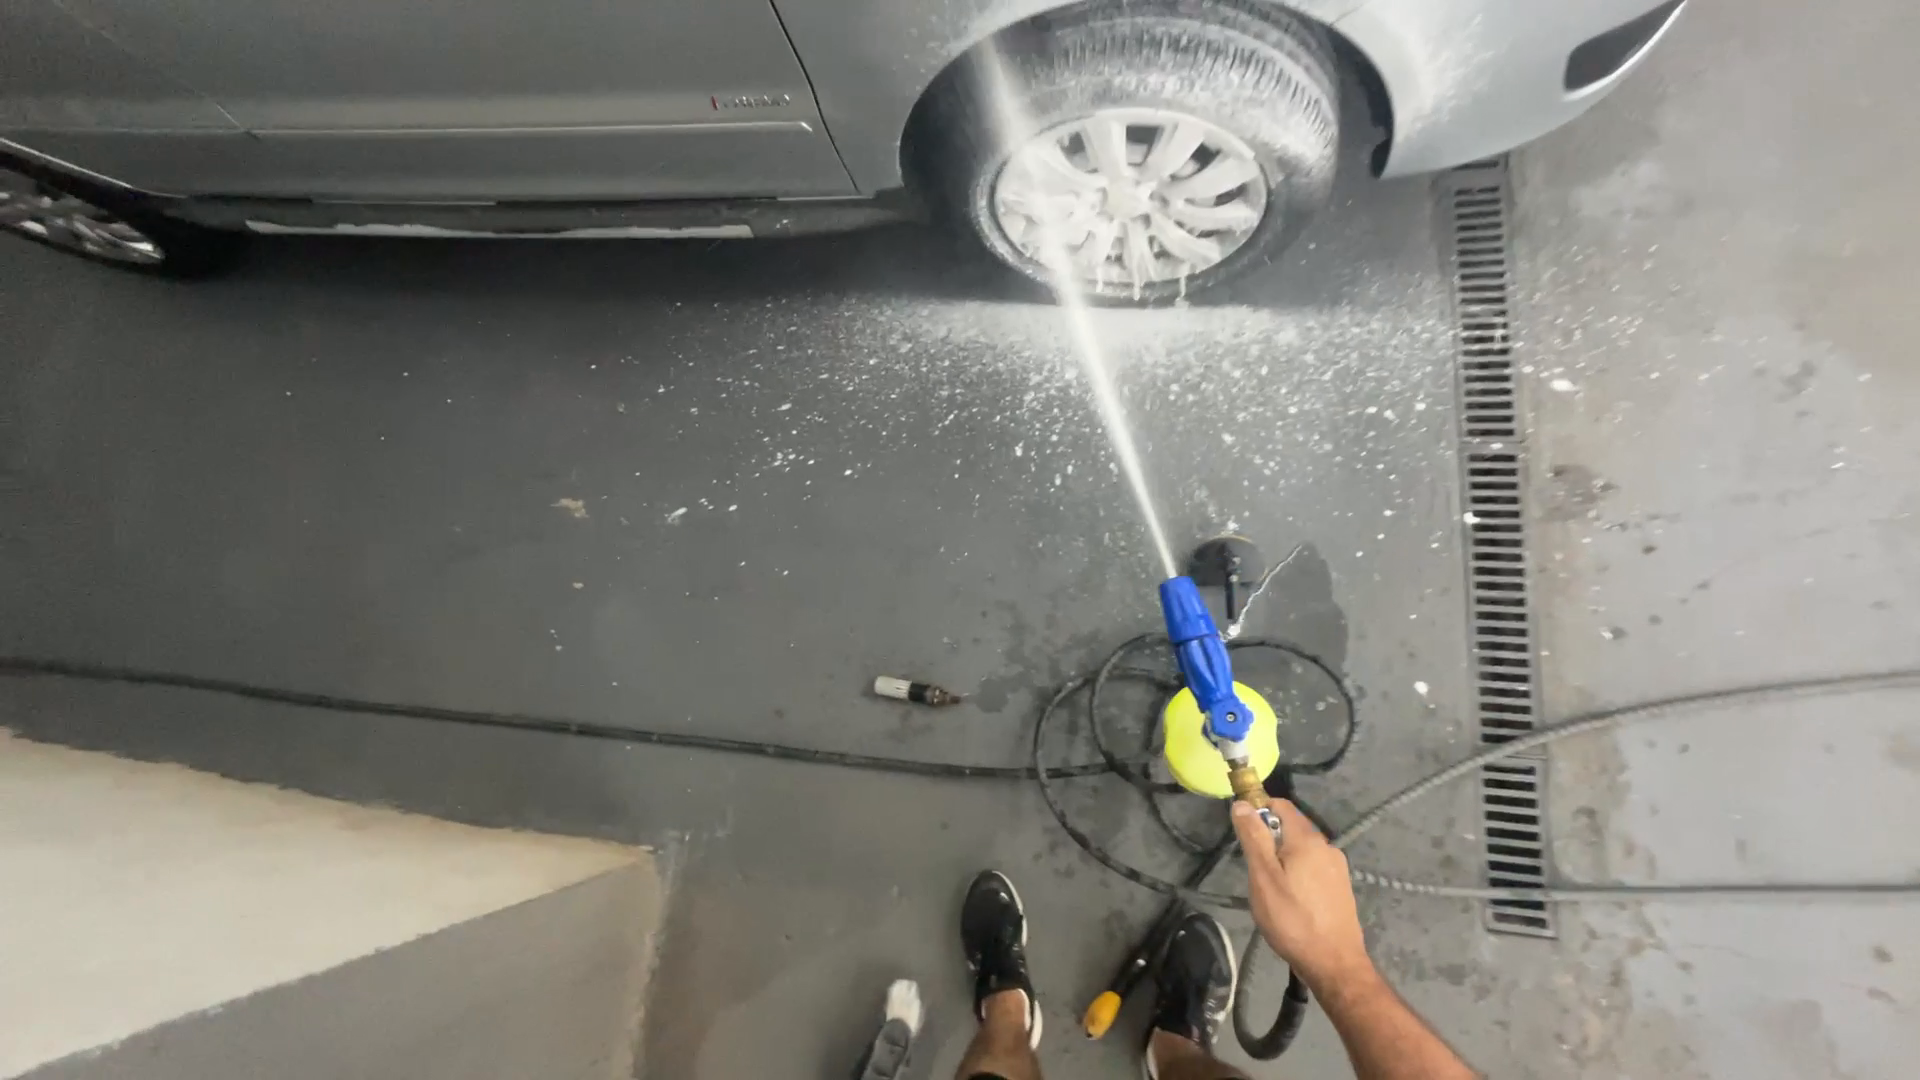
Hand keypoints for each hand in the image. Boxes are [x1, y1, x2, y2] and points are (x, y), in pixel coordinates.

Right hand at [1231, 798, 1373, 991]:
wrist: (1335, 966)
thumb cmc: (1293, 920)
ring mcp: (1337, 867)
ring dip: (1283, 858)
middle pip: (1291, 826)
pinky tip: (1292, 900)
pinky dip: (1297, 872)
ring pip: (1301, 848)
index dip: (1258, 811)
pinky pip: (1313, 866)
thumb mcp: (1263, 877)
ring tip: (1272, 889)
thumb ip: (1253, 837)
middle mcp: (1327, 846)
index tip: (1244, 835)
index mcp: (1307, 839)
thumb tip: (1242, 804)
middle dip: (1269, 839)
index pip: (1280, 805)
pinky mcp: (1341, 887)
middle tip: (1256, 870)